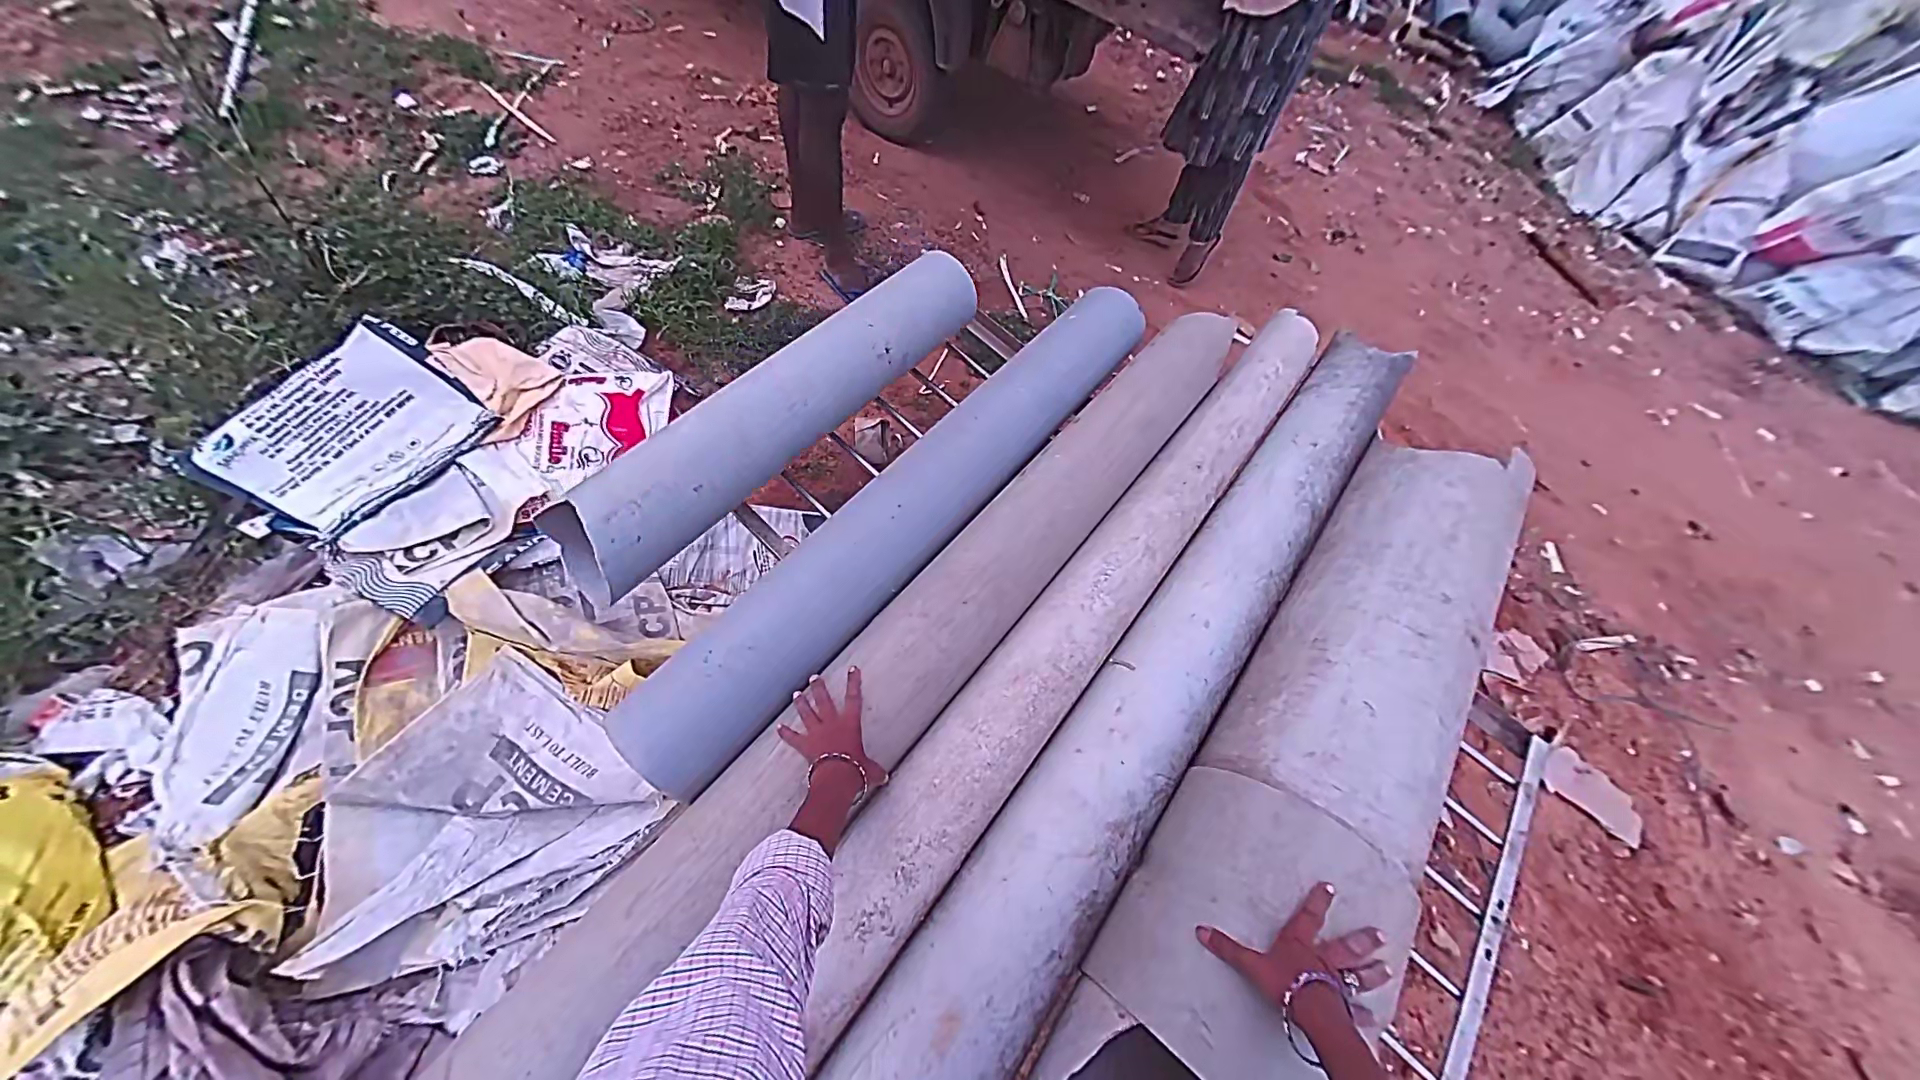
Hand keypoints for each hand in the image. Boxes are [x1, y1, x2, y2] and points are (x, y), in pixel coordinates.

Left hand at [778, 666, 886, 794]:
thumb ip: (875, 771)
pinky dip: (786, 733)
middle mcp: (832, 723)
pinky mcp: (805, 745)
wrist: (836, 778)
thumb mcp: (870, 769)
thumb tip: (884, 778)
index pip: (854, 698)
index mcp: (850, 723)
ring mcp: (816, 733)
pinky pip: (793, 737)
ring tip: (797, 694)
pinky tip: (779, 727)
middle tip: (814, 677)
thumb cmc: (856, 769)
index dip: (854, 682)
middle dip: (819, 687)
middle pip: (824, 700)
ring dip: (802, 704)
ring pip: (807, 713)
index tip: (852, 669)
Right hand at [1196, 882, 1390, 1030]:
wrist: (1310, 1012)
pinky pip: (1357, 1011)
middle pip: (1344, 947)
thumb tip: (1202, 931)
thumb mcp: (1251, 963)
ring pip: (1358, 975)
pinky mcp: (1344, 1009)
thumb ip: (1228, 948)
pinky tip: (1377, 1017)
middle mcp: (1322, 960)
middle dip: (1361, 939)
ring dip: (1371, 972)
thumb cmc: (1284, 983)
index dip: (1318, 901)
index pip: (1309, 917)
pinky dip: (1366, 1014)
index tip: (1330, 888)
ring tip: (1388, 968)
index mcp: (1300, 944)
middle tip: (1379, 934)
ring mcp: (1336, 984)